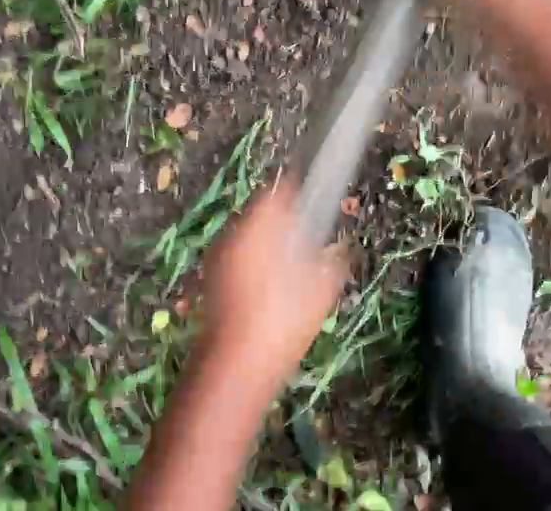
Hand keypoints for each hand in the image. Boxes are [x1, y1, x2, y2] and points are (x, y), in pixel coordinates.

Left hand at [195, 183, 347, 394]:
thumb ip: (334, 260)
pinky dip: (250, 263)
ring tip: (288, 269)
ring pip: (246, 236)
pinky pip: (235, 257)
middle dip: (280, 220)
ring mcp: (217, 254)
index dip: (296, 193)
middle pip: (260, 211)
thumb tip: (342, 248)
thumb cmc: (284, 318)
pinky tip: (268, 290)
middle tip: (303, 240)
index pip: (279, 189)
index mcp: (261, 223)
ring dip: (264, 242)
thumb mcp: (323, 289)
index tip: (312, 205)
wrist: (237, 363)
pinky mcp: (209, 278)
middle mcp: (234, 231)